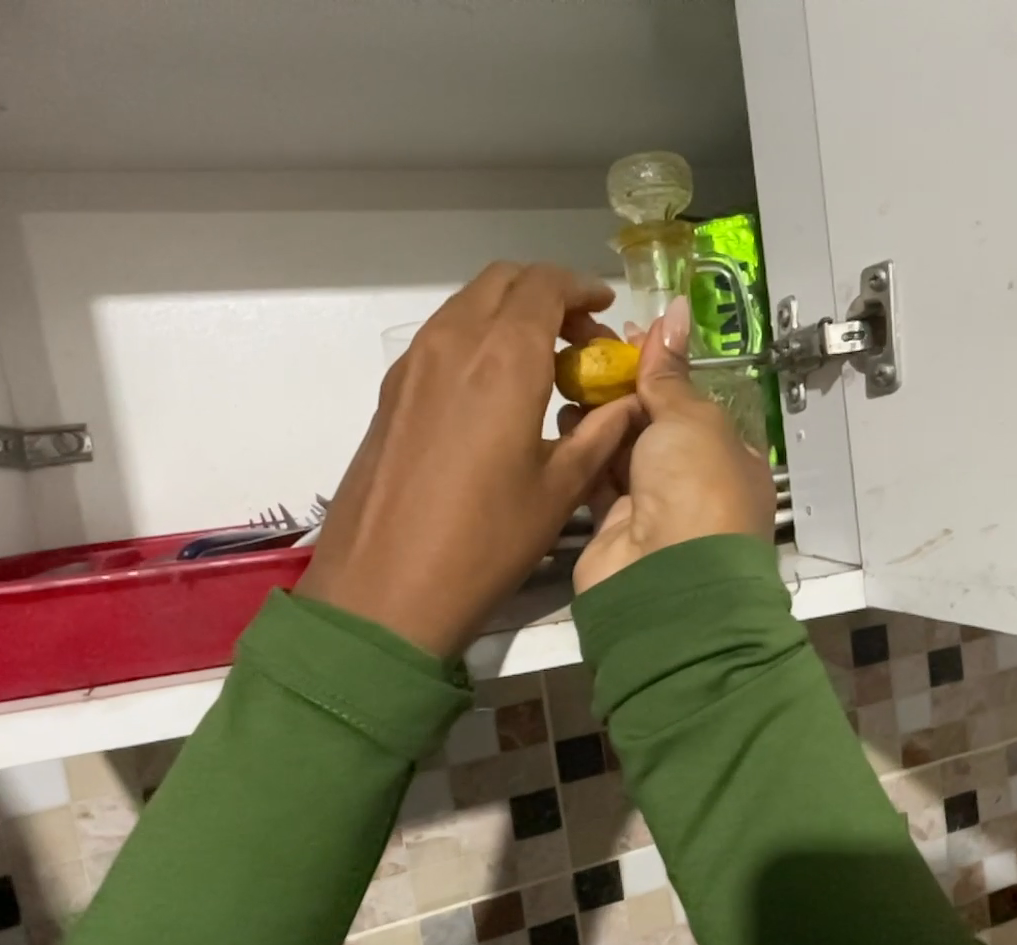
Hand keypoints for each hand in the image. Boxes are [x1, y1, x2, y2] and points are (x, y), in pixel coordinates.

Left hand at [296, 263, 640, 656]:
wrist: (384, 591)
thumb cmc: (485, 541)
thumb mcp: (559, 489)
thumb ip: (602, 432)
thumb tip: (632, 402)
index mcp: (503, 358)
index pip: (545, 284)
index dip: (581, 288)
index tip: (605, 310)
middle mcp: (453, 343)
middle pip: (502, 282)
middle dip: (547, 295)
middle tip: (579, 340)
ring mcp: (413, 365)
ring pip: (467, 306)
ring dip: (510, 315)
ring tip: (543, 365)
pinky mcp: (391, 393)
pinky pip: (442, 339)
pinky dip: (478, 340)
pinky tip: (497, 392)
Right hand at [561, 296, 776, 593]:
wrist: (667, 578)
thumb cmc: (697, 487)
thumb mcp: (691, 419)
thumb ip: (671, 372)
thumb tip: (675, 312)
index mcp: (728, 456)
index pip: (691, 403)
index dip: (663, 369)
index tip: (630, 336)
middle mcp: (693, 482)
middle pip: (654, 426)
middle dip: (624, 389)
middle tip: (586, 348)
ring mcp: (652, 509)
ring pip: (622, 452)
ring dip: (599, 417)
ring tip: (569, 375)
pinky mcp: (613, 529)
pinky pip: (597, 480)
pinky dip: (583, 452)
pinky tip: (564, 418)